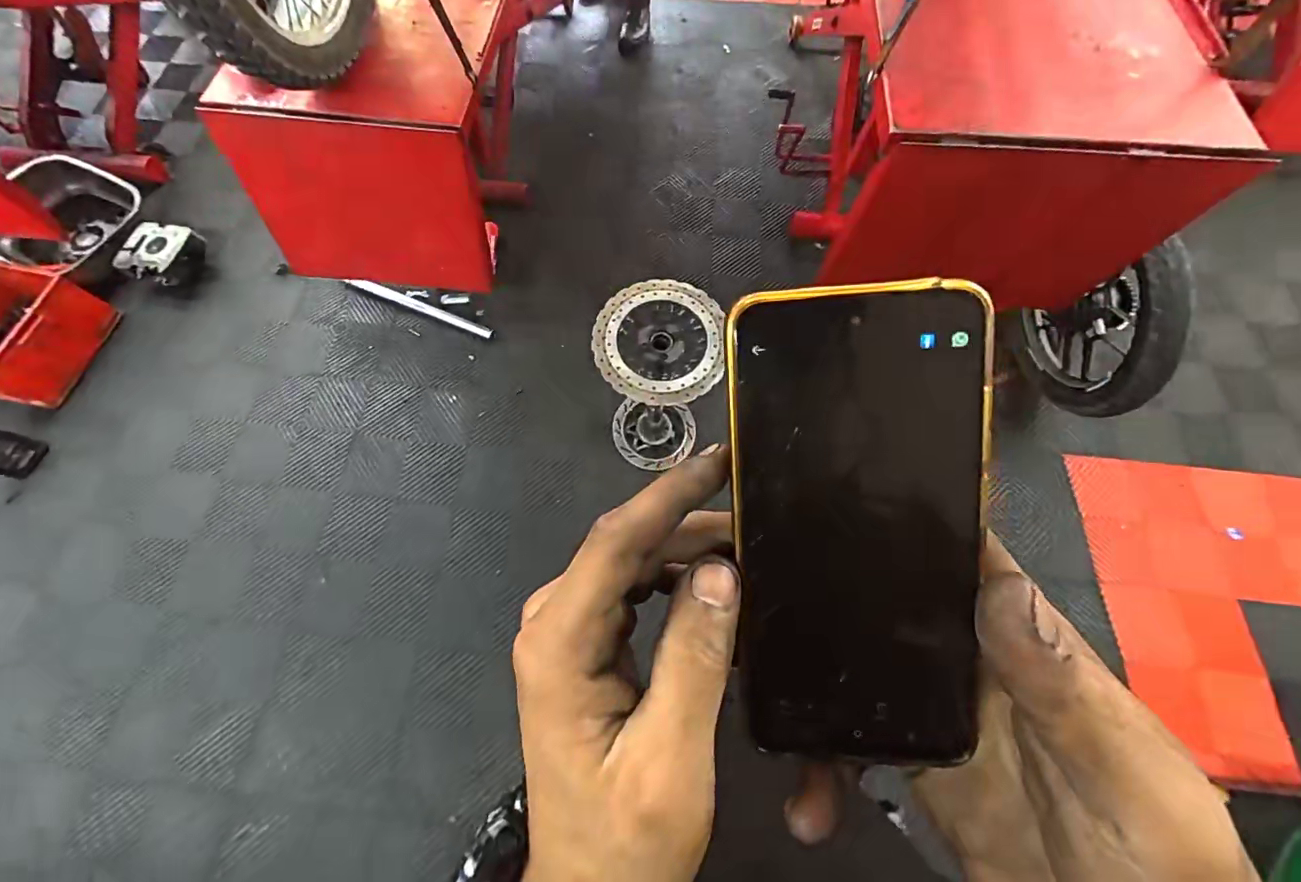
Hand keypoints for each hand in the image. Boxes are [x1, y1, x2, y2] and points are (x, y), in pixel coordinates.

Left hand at [513, 449, 739, 881]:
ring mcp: (564, 632)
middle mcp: (551, 623)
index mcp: (559, 643)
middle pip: (621, 546)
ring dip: (681, 548)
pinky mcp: (582, 645)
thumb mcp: (670, 759)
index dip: (667, 495)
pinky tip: (708, 583)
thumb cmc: (625, 839)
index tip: (715, 462)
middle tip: (748, 513)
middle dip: (685, 520)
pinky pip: (628, 590)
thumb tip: (719, 571)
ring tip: (739, 545)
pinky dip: (670, 577)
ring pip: (627, 563)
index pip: (614, 542)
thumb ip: (693, 660)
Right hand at [787, 537, 1257, 881]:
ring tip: (766, 702)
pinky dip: (821, 761)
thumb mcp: (1118, 760)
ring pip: (855, 668)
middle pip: (887, 606)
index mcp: (1014, 637)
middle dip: (829, 593)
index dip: (904, 523)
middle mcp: (964, 661)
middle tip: (761, 593)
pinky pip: (849, 744)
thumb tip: (998, 583)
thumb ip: (1057, 681)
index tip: (832, 502)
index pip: (957, 559)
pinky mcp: (910, 765)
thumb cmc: (1153, 842)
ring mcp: (932, 713)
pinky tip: (805, 793)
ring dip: (811, 680)